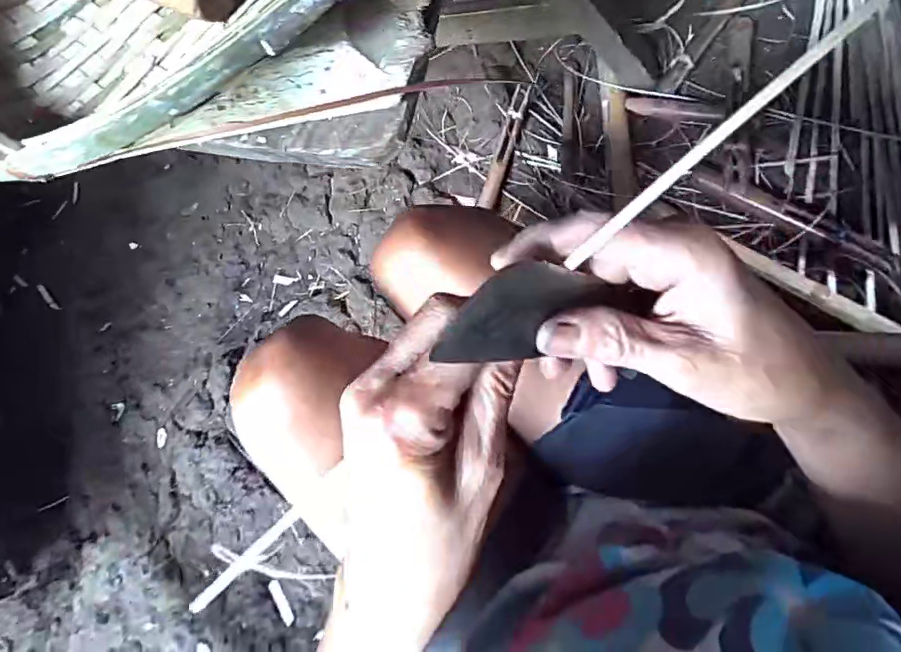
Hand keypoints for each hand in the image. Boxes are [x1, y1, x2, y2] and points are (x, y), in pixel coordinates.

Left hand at [323, 296, 519, 650]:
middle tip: (519, 340)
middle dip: (486, 315)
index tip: (538, 322)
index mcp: (403, 413)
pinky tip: (469, 374)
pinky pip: (412, 344)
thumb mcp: (484, 471)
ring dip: (466, 328)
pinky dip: (446, 345)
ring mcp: (361, 387)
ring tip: (498, 360)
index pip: (466, 334)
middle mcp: (372, 388)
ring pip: (425, 322)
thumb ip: (498, 391)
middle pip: (439, 312)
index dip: (508, 321)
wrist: (381, 588)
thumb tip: (520, 332)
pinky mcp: (362, 392)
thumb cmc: (437, 547)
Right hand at [492, 214, 859, 427]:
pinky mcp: (670, 277)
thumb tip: (545, 335)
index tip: (503, 268)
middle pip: (594, 252)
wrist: (803, 383)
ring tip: (565, 372)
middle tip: (528, 341)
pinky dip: (604, 325)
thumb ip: (611, 340)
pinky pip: (621, 291)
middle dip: (558, 297)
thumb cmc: (754, 372)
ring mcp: (671, 258)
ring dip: (580, 320)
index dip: (544, 244)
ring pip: (603, 276)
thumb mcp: (678, 362)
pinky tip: (602, 369)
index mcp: (680, 249)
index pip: (597, 231)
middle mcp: (672, 240)